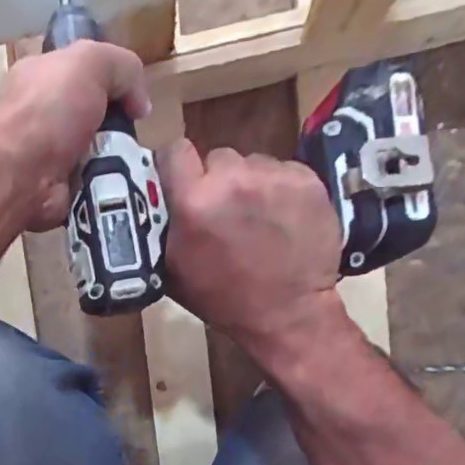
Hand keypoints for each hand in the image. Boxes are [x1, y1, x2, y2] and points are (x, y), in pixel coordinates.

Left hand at [0, 40, 151, 230]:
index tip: (132, 100)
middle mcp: (42, 116)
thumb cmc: (49, 109)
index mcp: (41, 78)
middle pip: (95, 119)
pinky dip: (111, 185)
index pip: (80, 75)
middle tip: (135, 135)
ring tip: (134, 163)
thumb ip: (122, 66)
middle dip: (119, 127)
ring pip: (100, 155)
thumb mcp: (90, 62)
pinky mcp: (59, 190)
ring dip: (119, 160)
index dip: (110, 83)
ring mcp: (49, 157)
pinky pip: (95, 185)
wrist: (21, 172)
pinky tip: (122, 183)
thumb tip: (141, 105)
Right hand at [160, 139, 344, 355]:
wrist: (289, 314)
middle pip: (218, 158)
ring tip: (259, 218)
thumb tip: (157, 198)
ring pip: (254, 164)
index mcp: (194, 200)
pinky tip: (284, 217)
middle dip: (218, 180)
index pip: (175, 151)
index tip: (185, 182)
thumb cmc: (225, 299)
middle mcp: (233, 178)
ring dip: (252, 184)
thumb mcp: (174, 269)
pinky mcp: (307, 180)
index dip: (178, 167)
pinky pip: (285, 172)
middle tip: (226, 211)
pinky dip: (282, 190)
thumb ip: (163, 225)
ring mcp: (274, 177)